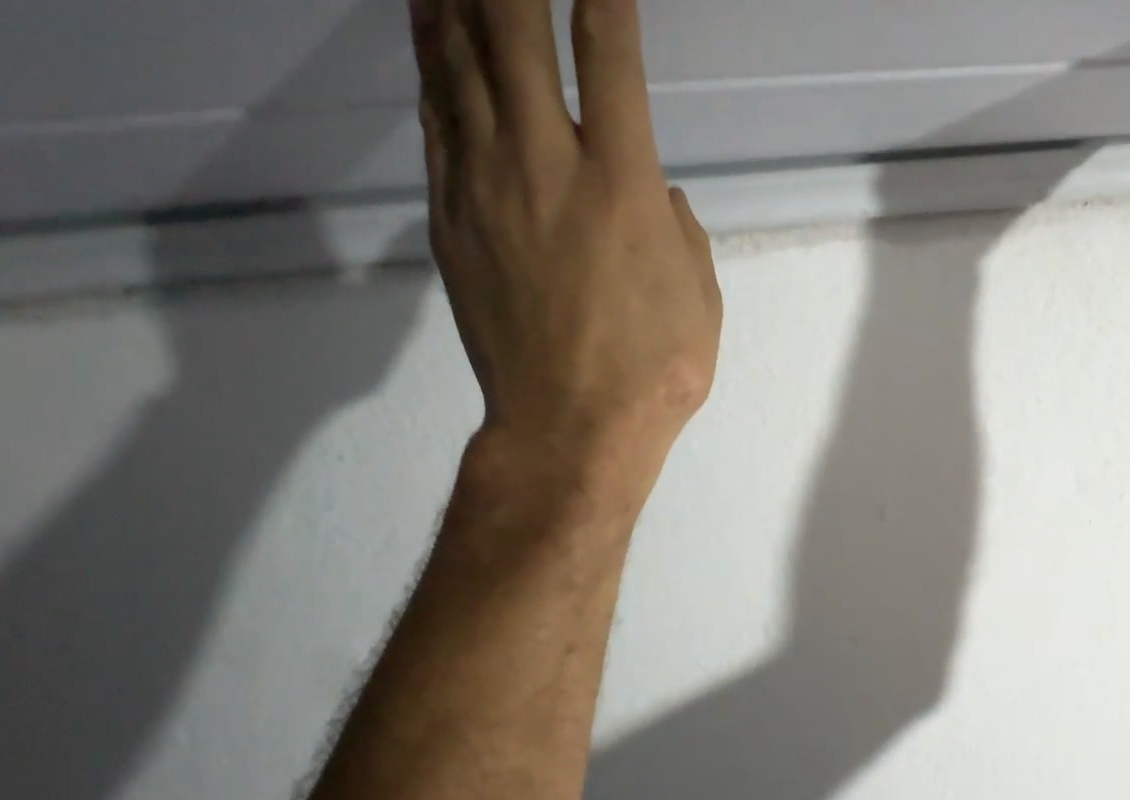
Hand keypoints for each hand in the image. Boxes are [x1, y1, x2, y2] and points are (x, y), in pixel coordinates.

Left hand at [410, 0, 722, 471]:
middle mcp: (547, 166)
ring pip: (458, 63)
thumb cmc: (655, 369)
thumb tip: (651, 194)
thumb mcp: (699, 294)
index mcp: (623, 186)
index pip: (610, 56)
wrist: (570, 429)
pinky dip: (432, 62)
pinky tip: (430, 27)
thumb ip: (678, 228)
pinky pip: (437, 119)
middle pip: (513, 32)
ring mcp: (487, 187)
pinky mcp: (451, 216)